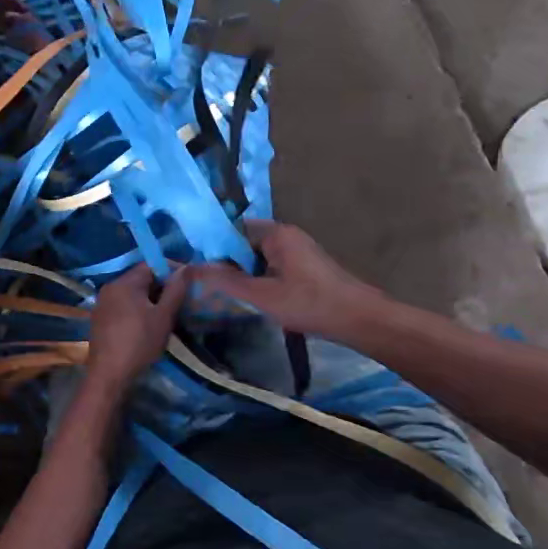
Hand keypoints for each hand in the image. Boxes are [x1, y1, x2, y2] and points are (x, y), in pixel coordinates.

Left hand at [84, 264, 188, 391]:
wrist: (109, 375)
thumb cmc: (140, 343)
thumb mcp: (163, 317)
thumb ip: (175, 290)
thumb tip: (186, 268)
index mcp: (124, 283)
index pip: (150, 265)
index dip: (170, 271)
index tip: (185, 285)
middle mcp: (110, 287)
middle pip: (139, 278)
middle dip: (160, 286)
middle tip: (177, 301)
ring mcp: (102, 303)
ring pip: (131, 293)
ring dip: (148, 299)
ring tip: (164, 314)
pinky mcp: (99, 318)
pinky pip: (122, 305)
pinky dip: (136, 309)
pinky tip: (145, 324)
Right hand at [191, 220, 384, 338]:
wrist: (358, 319)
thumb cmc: (309, 303)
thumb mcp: (261, 294)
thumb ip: (225, 280)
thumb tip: (189, 269)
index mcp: (276, 233)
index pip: (233, 230)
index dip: (213, 247)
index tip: (196, 267)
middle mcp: (287, 235)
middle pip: (245, 243)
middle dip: (228, 263)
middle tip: (208, 285)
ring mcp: (298, 250)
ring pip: (259, 257)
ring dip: (245, 274)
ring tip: (227, 294)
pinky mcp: (305, 266)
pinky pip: (273, 266)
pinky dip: (261, 279)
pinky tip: (254, 299)